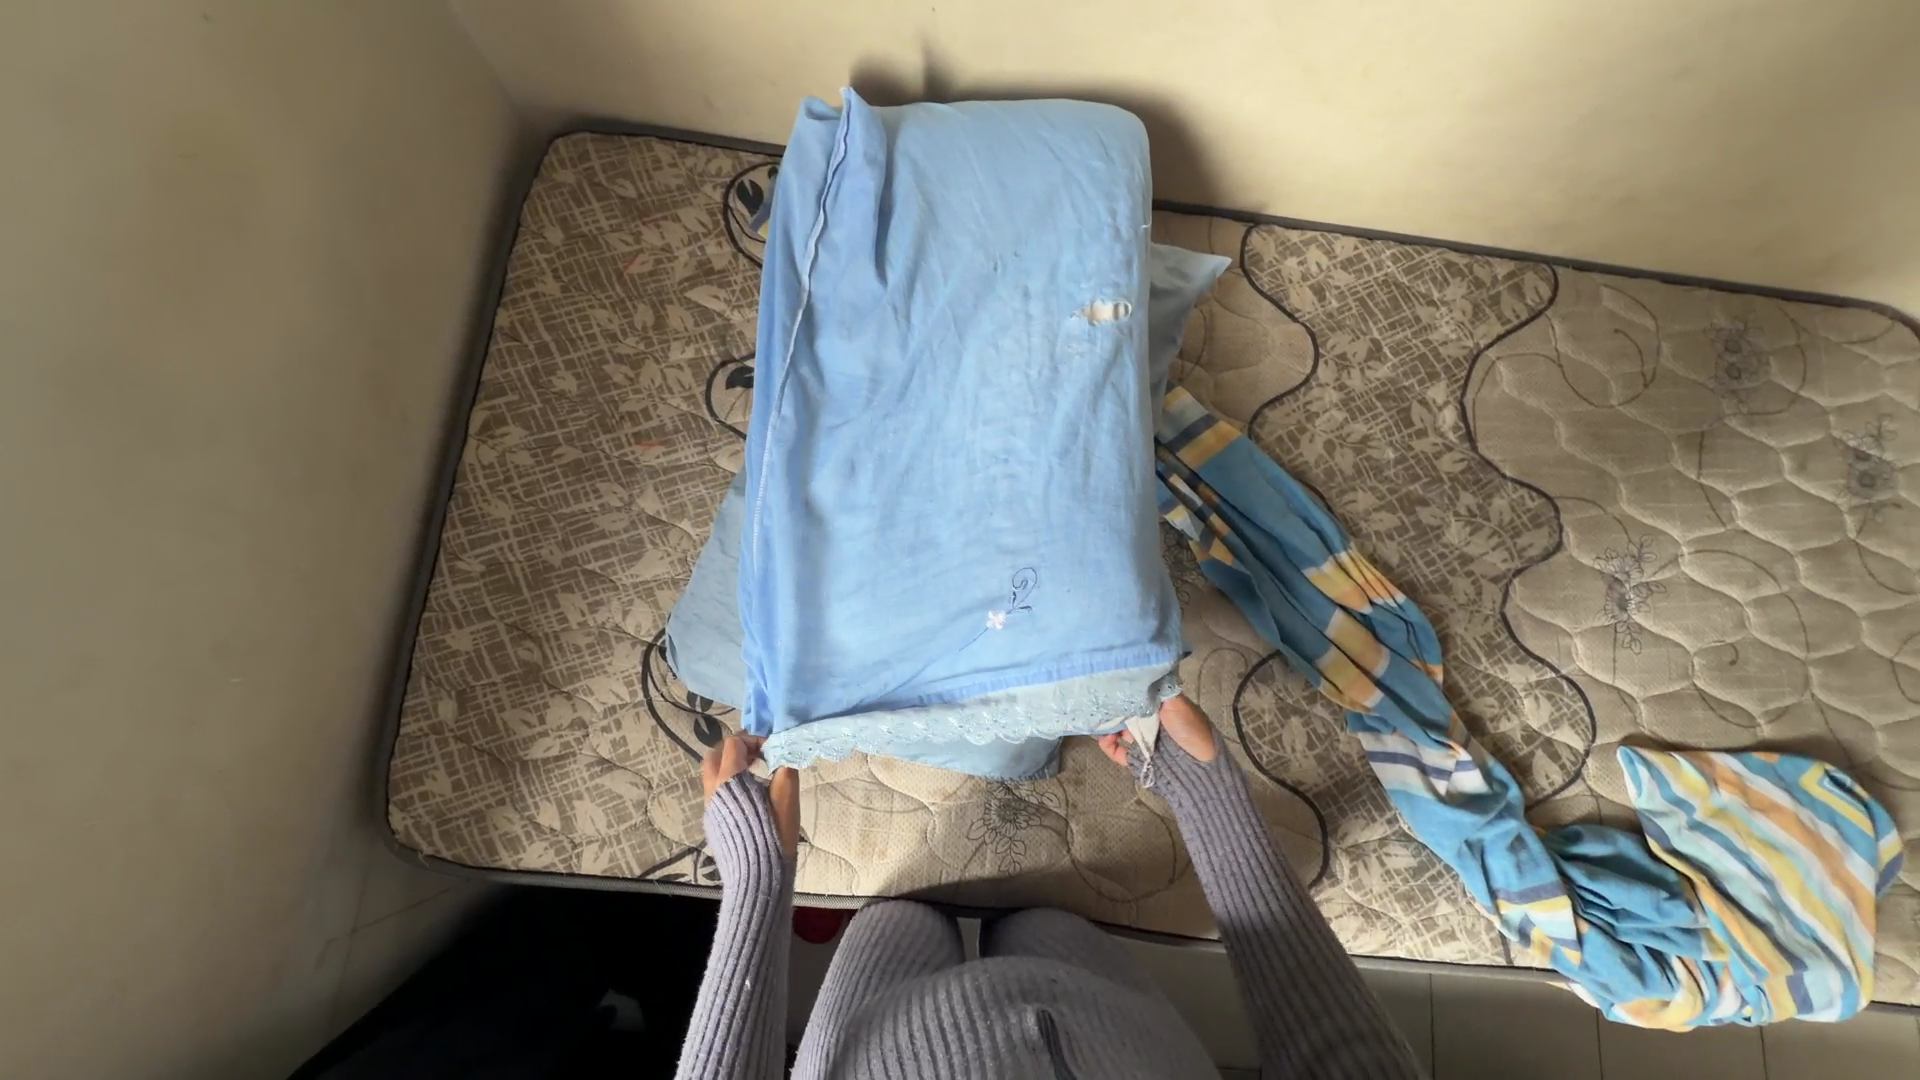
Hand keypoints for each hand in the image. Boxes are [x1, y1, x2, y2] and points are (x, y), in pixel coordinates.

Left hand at [701, 734, 800, 855]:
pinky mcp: (712, 822)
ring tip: (757, 774)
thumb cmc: (773, 834)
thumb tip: (784, 750)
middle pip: (715, 755)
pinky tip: (751, 798)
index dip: (754, 740)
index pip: (734, 743)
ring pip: (713, 774)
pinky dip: (730, 784)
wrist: (757, 875)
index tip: (772, 750)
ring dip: (732, 766)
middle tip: (759, 755)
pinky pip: (715, 792)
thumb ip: (785, 766)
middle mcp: (713, 790)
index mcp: (729, 780)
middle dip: (737, 749)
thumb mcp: (786, 796)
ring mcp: (709, 807)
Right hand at [1098, 693, 1217, 768]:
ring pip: (1117, 730)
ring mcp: (1142, 741)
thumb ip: (1155, 691)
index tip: (1109, 685)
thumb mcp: (1175, 702)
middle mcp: (1149, 722)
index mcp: (1159, 707)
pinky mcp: (1136, 759)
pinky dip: (1107, 745)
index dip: (1123, 692)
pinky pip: (1117, 751)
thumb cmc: (1189, 729)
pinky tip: (1104, 738)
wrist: (1199, 767)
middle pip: (1124, 712)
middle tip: (1099, 703)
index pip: (1136, 696)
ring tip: (1100, 721)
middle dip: (1111, 708)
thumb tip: (1137, 675)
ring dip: (1106, 726)